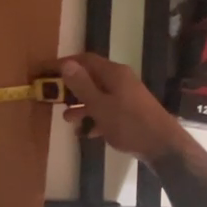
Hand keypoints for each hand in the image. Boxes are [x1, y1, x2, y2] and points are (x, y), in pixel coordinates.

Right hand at [59, 53, 199, 163]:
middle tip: (51, 97)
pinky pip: (106, 110)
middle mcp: (119, 80)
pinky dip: (94, 118)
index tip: (42, 72)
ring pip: (96, 96)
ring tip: (68, 120)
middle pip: (89, 78)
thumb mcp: (100, 105)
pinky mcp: (129, 112)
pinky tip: (86, 133)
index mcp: (113, 73)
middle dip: (69, 88)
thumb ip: (82, 85)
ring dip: (80, 106)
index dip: (62, 64)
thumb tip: (66, 64)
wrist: (163, 146)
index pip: (83, 60)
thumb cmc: (129, 124)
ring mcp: (125, 96)